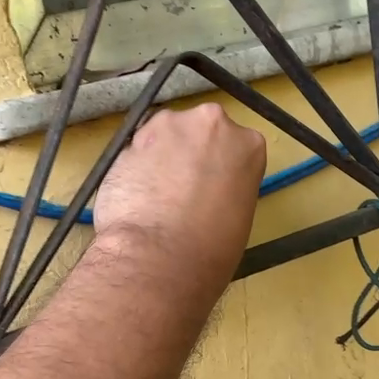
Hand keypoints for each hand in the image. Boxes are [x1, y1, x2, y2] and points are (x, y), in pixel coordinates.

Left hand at [91, 103, 265, 282]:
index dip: (218, 171)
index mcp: (249, 145)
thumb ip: (228, 190)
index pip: (234, 149)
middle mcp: (211, 122)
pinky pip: (133, 152)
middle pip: (199, 132)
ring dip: (159, 158)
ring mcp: (167, 126)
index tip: (209, 190)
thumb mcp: (238, 220)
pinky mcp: (129, 139)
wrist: (160, 257)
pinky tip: (133, 197)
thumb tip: (210, 194)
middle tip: (180, 193)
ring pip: (163, 136)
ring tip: (152, 197)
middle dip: (189, 156)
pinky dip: (133, 169)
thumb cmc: (210, 251)